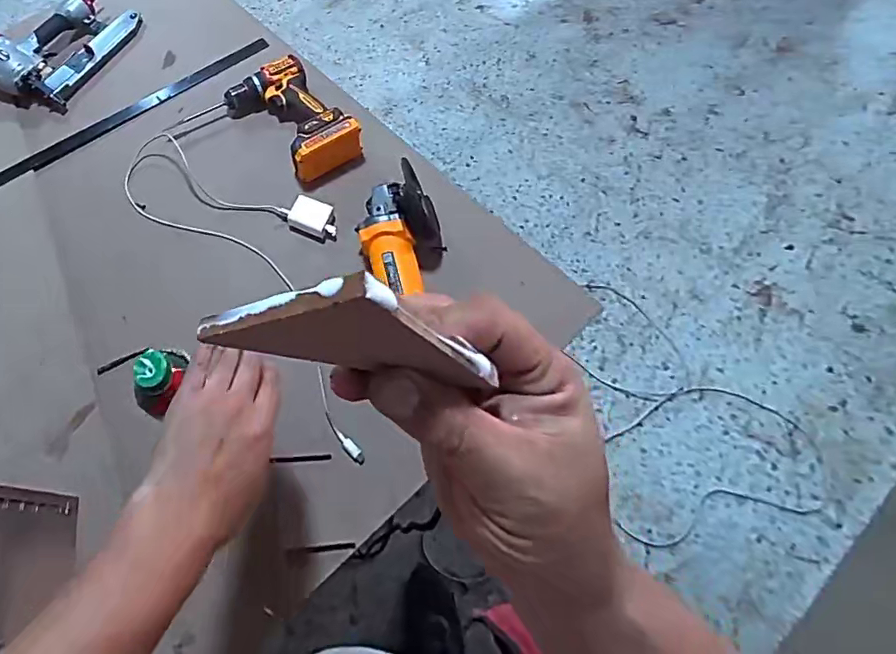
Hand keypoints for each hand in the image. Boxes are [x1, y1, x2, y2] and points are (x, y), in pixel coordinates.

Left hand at [132, 345, 278, 553]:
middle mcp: (237, 404)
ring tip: (233, 336)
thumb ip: (260, 438)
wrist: (180, 508)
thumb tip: (256, 425)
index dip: (270, 369)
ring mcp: (209, 396)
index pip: (272, 380)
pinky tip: (209, 343)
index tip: (268, 366)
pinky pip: (200, 361)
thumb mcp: (258, 474)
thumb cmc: (217, 506)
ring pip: (226, 355)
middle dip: (253, 351)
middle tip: (252, 344)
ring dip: (232, 344)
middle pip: (250, 360)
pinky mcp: (185, 395)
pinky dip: (207, 349)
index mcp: (261, 424)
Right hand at [331, 294, 621, 599]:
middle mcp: (500, 364)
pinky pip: (399, 378)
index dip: (448, 322)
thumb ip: (447, 422)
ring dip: (378, 349)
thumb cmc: (549, 522)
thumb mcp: (505, 471)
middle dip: (404, 329)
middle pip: (447, 324)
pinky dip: (371, 378)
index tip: (404, 338)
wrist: (544, 574)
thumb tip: (388, 380)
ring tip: (346, 362)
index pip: (490, 322)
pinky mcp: (434, 404)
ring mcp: (464, 383)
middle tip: (363, 337)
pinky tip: (348, 383)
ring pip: (416, 345)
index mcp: (538, 369)